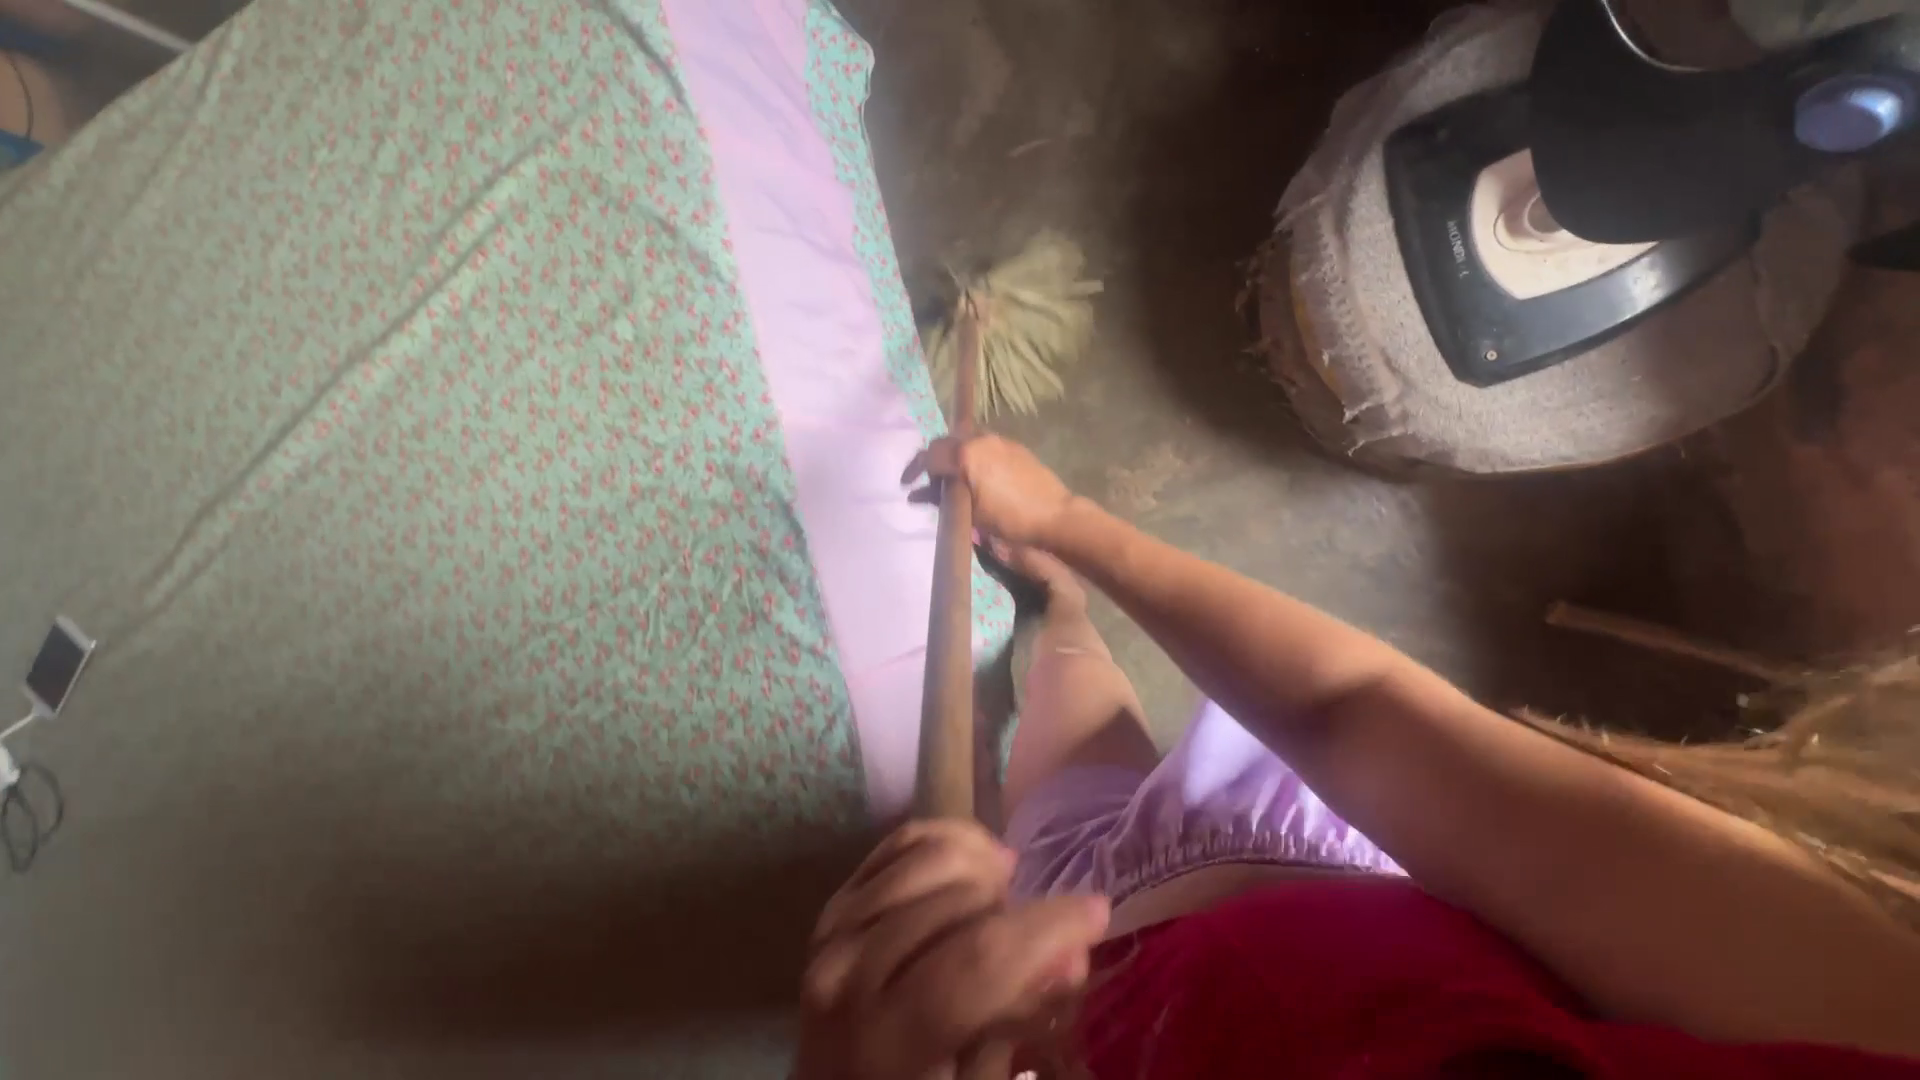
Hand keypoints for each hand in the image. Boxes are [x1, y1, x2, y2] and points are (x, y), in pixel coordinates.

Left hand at [795, 819, 1110, 1079]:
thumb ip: (1017, 1018)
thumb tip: (1070, 952)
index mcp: (885, 1038)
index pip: (979, 959)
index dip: (1046, 928)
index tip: (1097, 912)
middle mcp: (850, 969)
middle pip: (963, 901)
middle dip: (1017, 912)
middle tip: (1036, 942)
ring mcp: (837, 927)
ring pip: (934, 857)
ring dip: (984, 872)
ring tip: (1004, 902)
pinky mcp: (836, 900)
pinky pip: (905, 840)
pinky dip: (951, 841)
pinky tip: (978, 864)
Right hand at [902, 435, 1078, 548]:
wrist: (1055, 517)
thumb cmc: (1009, 519)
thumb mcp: (971, 513)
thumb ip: (942, 499)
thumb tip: (918, 496)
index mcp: (965, 454)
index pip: (930, 455)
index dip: (914, 469)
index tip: (907, 484)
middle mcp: (980, 439)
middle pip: (945, 443)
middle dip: (932, 461)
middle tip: (927, 483)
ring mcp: (999, 440)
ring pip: (965, 441)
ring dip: (953, 457)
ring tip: (950, 481)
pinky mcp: (1014, 447)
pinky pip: (983, 445)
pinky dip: (971, 457)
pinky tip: (974, 477)